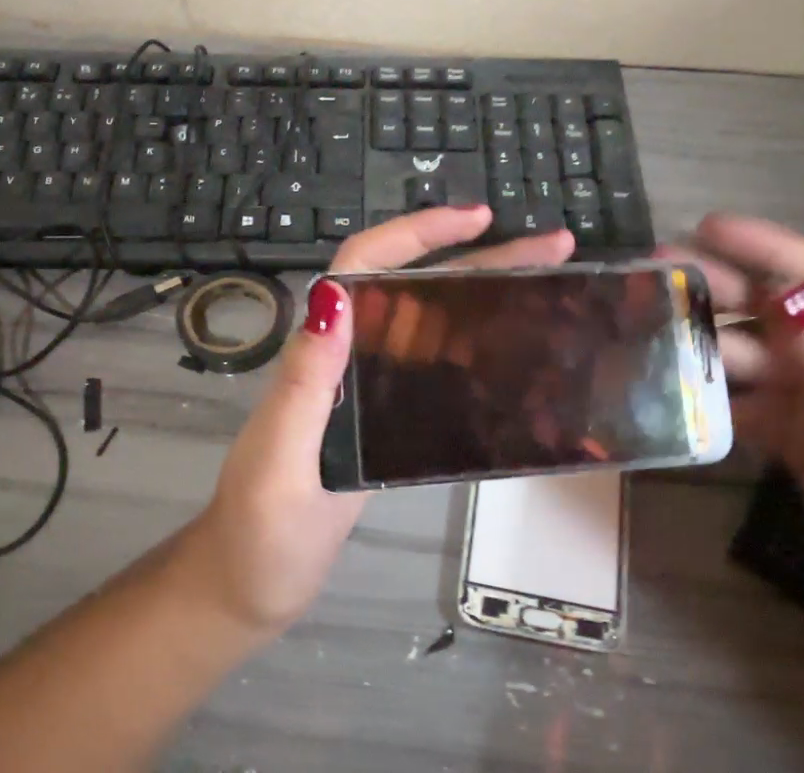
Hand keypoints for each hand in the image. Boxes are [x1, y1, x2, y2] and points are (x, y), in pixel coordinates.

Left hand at [176, 206, 575, 636]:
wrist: (249, 586)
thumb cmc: (259, 530)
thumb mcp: (280, 457)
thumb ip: (305, 380)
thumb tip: (334, 293)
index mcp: (319, 352)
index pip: (364, 266)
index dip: (418, 233)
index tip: (479, 218)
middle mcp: (346, 358)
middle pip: (414, 290)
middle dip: (479, 259)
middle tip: (553, 246)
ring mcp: (368, 392)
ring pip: (432, 327)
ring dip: (485, 300)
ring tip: (551, 289)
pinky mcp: (384, 426)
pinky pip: (435, 374)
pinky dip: (475, 355)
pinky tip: (517, 358)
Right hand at [673, 215, 803, 614]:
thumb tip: (783, 295)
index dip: (767, 248)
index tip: (708, 227)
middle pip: (775, 311)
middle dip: (721, 289)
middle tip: (656, 273)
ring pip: (752, 358)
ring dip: (706, 344)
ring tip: (649, 331)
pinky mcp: (798, 443)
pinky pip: (745, 409)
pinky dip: (711, 400)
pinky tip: (671, 391)